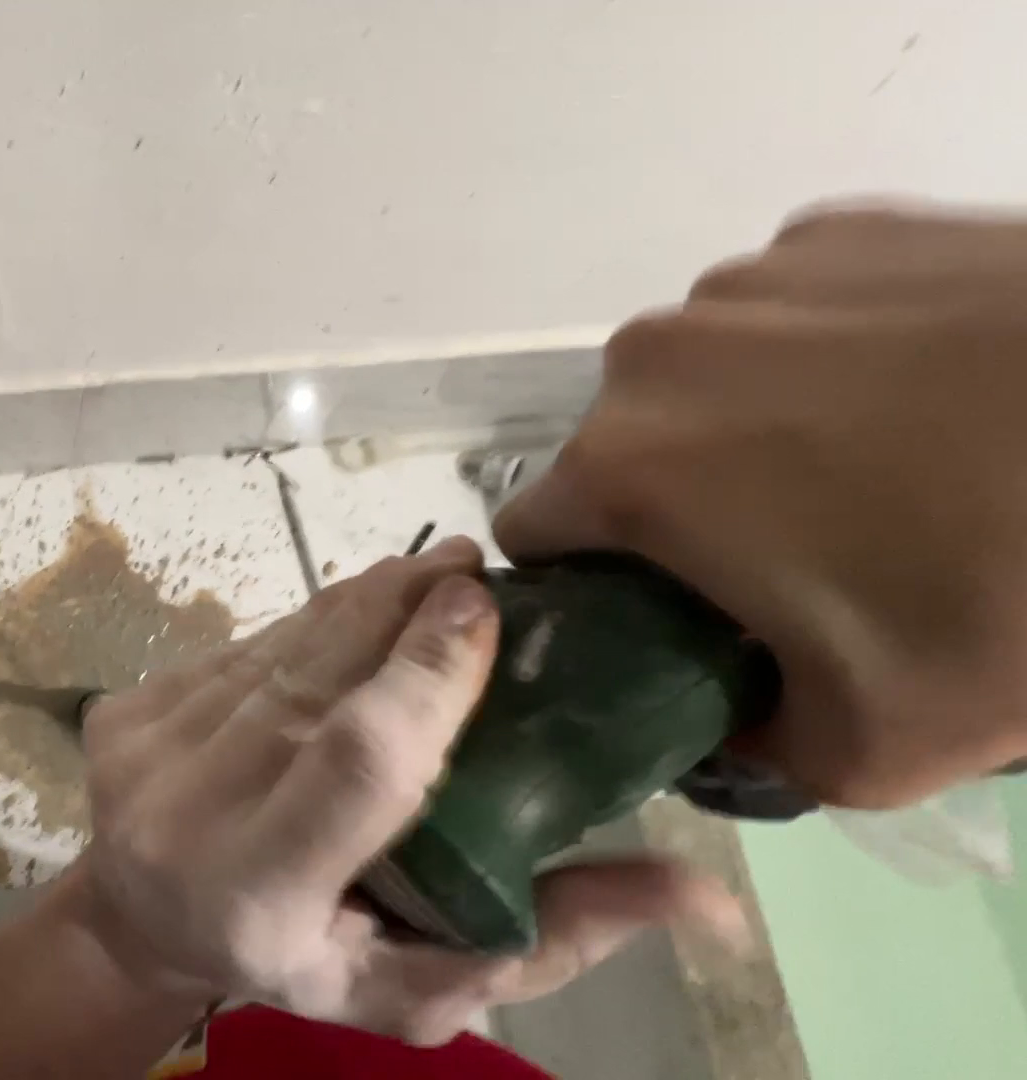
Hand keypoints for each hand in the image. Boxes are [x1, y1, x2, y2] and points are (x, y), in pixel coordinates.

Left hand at [59, 539, 741, 1045]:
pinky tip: (342, 614)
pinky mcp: (123, 709)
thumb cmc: (283, 962)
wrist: (135, 915)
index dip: (424, 676)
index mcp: (260, 890)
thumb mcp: (406, 986)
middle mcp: (189, 806)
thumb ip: (536, 944)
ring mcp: (145, 747)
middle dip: (392, 611)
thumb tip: (697, 894)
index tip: (480, 608)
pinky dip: (297, 629)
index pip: (356, 760)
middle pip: (309, 680)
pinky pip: (234, 653)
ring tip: (416, 573)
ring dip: (350, 605)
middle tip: (464, 564)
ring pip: (272, 653)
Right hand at [496, 204, 1026, 808]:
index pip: (531, 533)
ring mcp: (739, 285)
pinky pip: (773, 311)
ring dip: (732, 419)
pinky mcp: (834, 229)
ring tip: (868, 450)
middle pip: (610, 453)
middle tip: (788, 540)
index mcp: (617, 469)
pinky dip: (810, 347)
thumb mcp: (876, 742)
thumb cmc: (1019, 585)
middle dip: (665, 498)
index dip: (584, 578)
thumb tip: (723, 730)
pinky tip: (913, 378)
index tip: (664, 602)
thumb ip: (751, 750)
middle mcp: (643, 362)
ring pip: (685, 379)